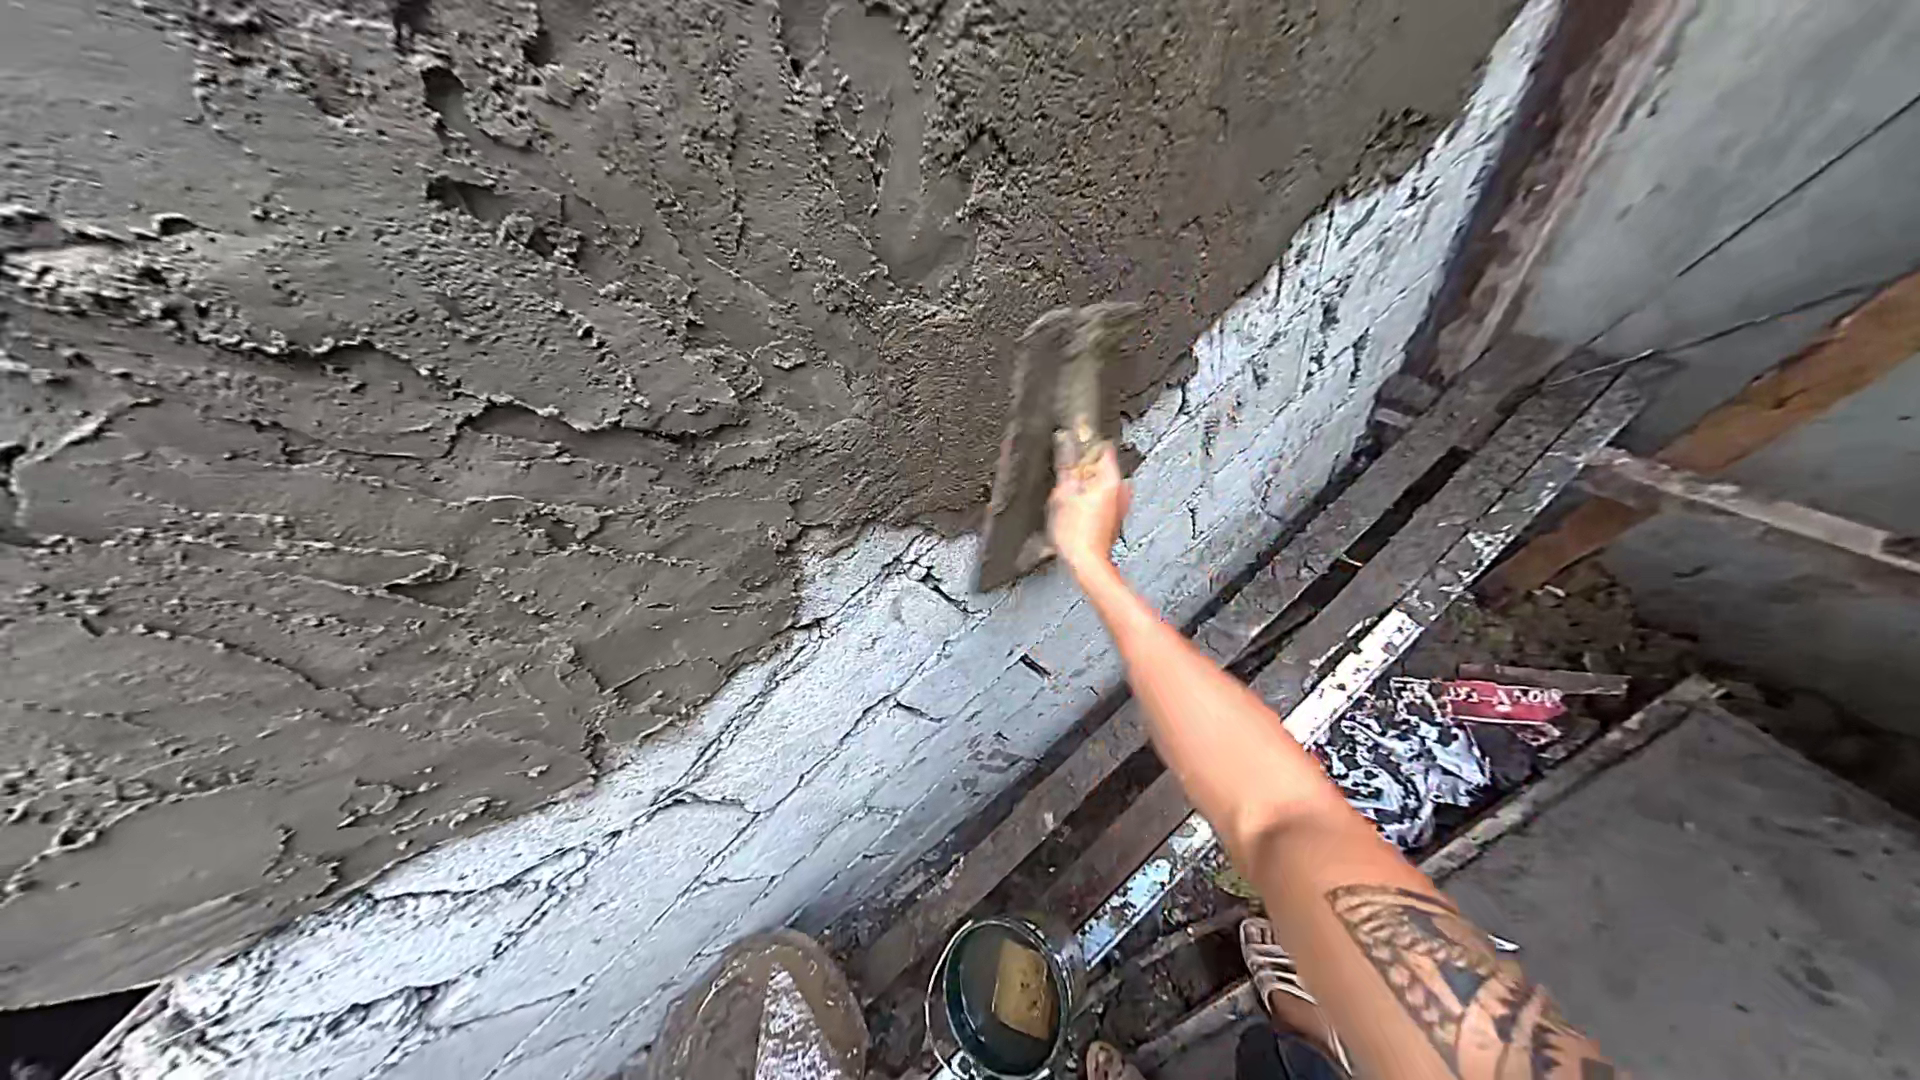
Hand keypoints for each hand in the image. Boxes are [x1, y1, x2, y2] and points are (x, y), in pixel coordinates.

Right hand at [1048, 438, 1128, 575]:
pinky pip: (1101, 499)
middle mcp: (1121, 490)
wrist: (1086, 564)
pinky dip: (1088, 499)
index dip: (1085, 444)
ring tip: (1067, 498)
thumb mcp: (1062, 494)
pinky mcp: (1114, 517)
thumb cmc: (1076, 534)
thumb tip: (1065, 442)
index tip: (1072, 445)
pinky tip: (1074, 511)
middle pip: (1101, 467)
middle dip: (1083, 468)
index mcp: (1111, 479)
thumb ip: (1065, 465)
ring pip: (1100, 484)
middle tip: (1065, 478)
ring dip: (1084, 485)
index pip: (1103, 448)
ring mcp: (1119, 504)